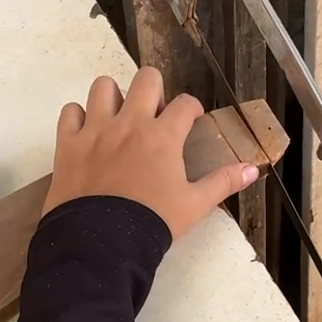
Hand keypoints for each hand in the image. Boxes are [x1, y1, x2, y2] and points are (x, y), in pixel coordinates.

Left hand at [43, 68, 258, 239]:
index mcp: (163, 136)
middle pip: (146, 79)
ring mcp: (96, 130)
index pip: (184, 104)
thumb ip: (223, 182)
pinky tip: (87, 131)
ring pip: (103, 87)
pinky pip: (70, 111)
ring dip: (113, 97)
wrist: (103, 241)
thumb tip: (253, 169)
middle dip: (154, 90)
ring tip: (118, 117)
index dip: (191, 109)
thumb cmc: (153, 222)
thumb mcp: (194, 205)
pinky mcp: (68, 143)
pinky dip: (78, 117)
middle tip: (153, 113)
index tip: (190, 120)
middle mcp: (130, 123)